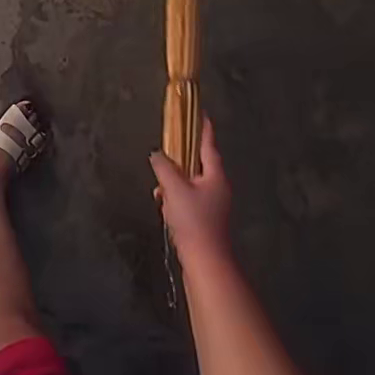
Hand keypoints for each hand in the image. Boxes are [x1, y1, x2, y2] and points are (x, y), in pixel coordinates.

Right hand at [149, 118, 232, 264]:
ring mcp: (213, 204)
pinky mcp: (205, 219)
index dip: (203, 128)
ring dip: (173, 183)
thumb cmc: (193, 221)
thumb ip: (164, 168)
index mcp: (215, 176)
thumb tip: (156, 154)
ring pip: (190, 183)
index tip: (200, 113)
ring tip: (160, 190)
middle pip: (197, 164)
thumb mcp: (174, 189)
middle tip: (166, 155)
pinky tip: (163, 207)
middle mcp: (218, 187)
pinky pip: (187, 199)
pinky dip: (175, 198)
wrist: (205, 262)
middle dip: (179, 161)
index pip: (208, 145)